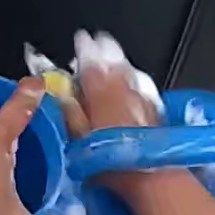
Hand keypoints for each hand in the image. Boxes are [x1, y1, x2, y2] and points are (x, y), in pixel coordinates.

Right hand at [61, 31, 179, 200]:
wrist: (149, 175)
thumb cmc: (110, 159)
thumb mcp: (79, 138)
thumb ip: (70, 113)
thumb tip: (61, 95)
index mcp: (101, 93)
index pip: (90, 64)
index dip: (84, 50)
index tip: (81, 39)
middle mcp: (123, 90)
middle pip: (113, 64)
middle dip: (104, 52)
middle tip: (98, 42)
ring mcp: (141, 99)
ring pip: (127, 74)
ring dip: (119, 64)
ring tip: (113, 58)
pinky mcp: (153, 111)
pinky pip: (138, 88)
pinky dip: (131, 81)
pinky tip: (129, 84)